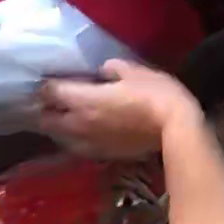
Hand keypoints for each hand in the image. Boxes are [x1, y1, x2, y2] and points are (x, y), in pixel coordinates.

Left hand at [38, 59, 203, 159]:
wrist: (177, 128)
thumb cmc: (157, 94)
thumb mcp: (136, 71)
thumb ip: (112, 68)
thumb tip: (103, 70)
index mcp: (82, 99)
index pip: (49, 91)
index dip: (50, 83)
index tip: (59, 78)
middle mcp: (77, 123)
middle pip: (46, 119)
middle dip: (48, 109)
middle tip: (60, 100)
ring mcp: (89, 142)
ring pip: (59, 137)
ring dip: (60, 127)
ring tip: (71, 118)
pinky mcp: (103, 154)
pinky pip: (78, 147)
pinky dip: (77, 140)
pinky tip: (88, 134)